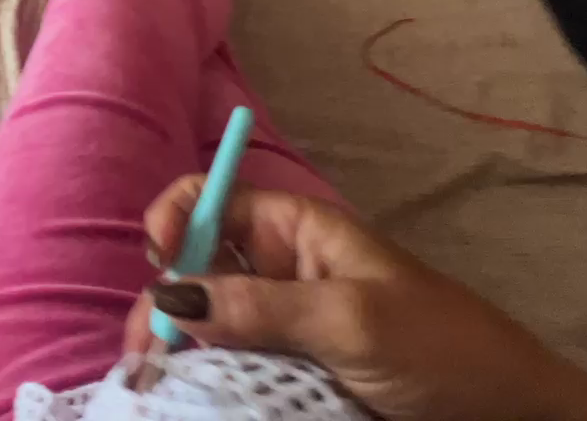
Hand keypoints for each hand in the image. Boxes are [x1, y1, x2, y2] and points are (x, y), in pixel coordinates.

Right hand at [123, 176, 586, 420]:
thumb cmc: (443, 350)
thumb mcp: (350, 321)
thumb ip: (258, 306)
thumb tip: (169, 295)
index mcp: (290, 228)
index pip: (209, 199)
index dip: (175, 216)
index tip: (158, 257)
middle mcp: (274, 264)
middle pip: (195, 260)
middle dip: (165, 296)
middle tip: (143, 347)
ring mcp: (279, 317)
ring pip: (206, 314)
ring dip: (176, 339)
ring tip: (150, 374)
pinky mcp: (287, 365)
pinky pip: (231, 358)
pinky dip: (202, 370)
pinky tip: (181, 386)